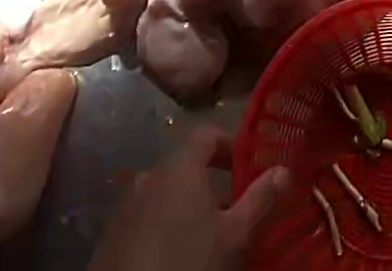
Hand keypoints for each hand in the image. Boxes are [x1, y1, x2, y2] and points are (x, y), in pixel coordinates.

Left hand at [88, 127, 289, 270]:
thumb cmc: (186, 267)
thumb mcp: (234, 237)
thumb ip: (260, 199)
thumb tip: (284, 169)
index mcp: (178, 168)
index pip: (206, 134)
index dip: (230, 145)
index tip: (247, 169)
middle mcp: (146, 178)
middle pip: (185, 166)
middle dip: (211, 183)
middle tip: (233, 211)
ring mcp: (122, 211)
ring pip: (164, 195)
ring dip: (186, 207)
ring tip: (206, 240)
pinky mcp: (107, 243)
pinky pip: (143, 220)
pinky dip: (162, 227)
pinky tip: (173, 258)